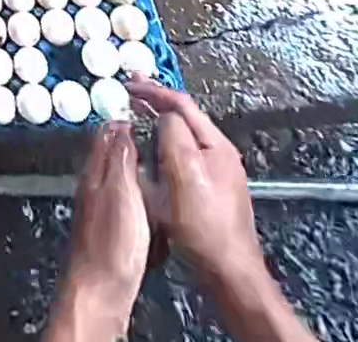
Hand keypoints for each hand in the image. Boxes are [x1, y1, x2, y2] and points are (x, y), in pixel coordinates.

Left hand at [48, 121, 148, 340]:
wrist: (99, 291)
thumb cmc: (113, 245)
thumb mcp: (123, 194)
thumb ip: (122, 160)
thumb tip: (122, 126)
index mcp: (95, 173)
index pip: (105, 135)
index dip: (122, 120)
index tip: (140, 111)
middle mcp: (92, 186)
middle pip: (109, 153)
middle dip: (127, 141)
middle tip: (149, 133)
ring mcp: (97, 207)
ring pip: (115, 176)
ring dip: (131, 166)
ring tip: (151, 162)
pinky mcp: (106, 229)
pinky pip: (122, 200)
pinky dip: (135, 193)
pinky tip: (146, 201)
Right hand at [127, 80, 262, 283]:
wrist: (228, 273)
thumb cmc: (203, 223)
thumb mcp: (182, 171)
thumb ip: (172, 134)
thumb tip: (163, 117)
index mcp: (215, 144)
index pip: (181, 104)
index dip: (153, 90)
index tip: (128, 84)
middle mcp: (218, 153)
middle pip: (183, 117)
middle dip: (156, 102)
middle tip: (130, 90)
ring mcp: (216, 173)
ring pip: (182, 136)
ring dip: (157, 122)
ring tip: (136, 114)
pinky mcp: (208, 191)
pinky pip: (181, 155)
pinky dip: (162, 143)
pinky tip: (149, 149)